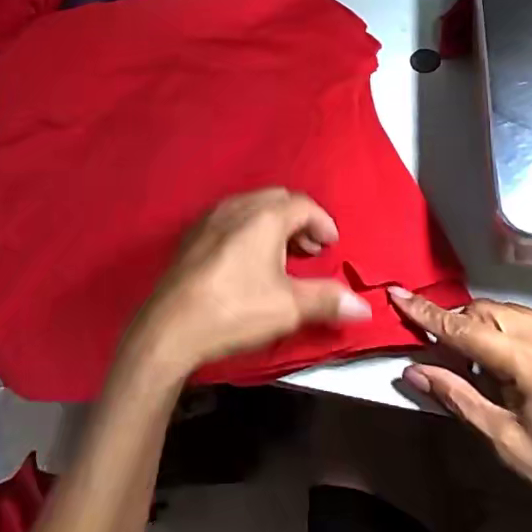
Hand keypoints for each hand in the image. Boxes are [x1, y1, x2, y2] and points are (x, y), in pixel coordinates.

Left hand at [130, 189, 369, 377]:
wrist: (167, 331)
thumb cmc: (235, 311)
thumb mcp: (289, 308)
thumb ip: (328, 300)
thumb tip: (364, 307)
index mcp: (265, 216)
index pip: (305, 206)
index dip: (323, 224)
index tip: (331, 247)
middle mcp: (238, 207)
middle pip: (278, 200)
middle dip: (300, 221)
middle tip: (310, 250)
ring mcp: (209, 219)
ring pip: (252, 207)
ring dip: (274, 224)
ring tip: (281, 255)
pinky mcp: (191, 236)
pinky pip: (230, 218)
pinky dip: (249, 229)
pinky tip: (247, 260)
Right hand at [387, 288, 531, 531]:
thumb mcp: (509, 444)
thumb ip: (459, 399)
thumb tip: (417, 373)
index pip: (469, 330)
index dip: (429, 314)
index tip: (401, 296)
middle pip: (494, 313)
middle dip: (465, 326)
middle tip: (449, 356)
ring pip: (521, 315)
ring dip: (495, 331)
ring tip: (491, 373)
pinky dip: (526, 338)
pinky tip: (527, 374)